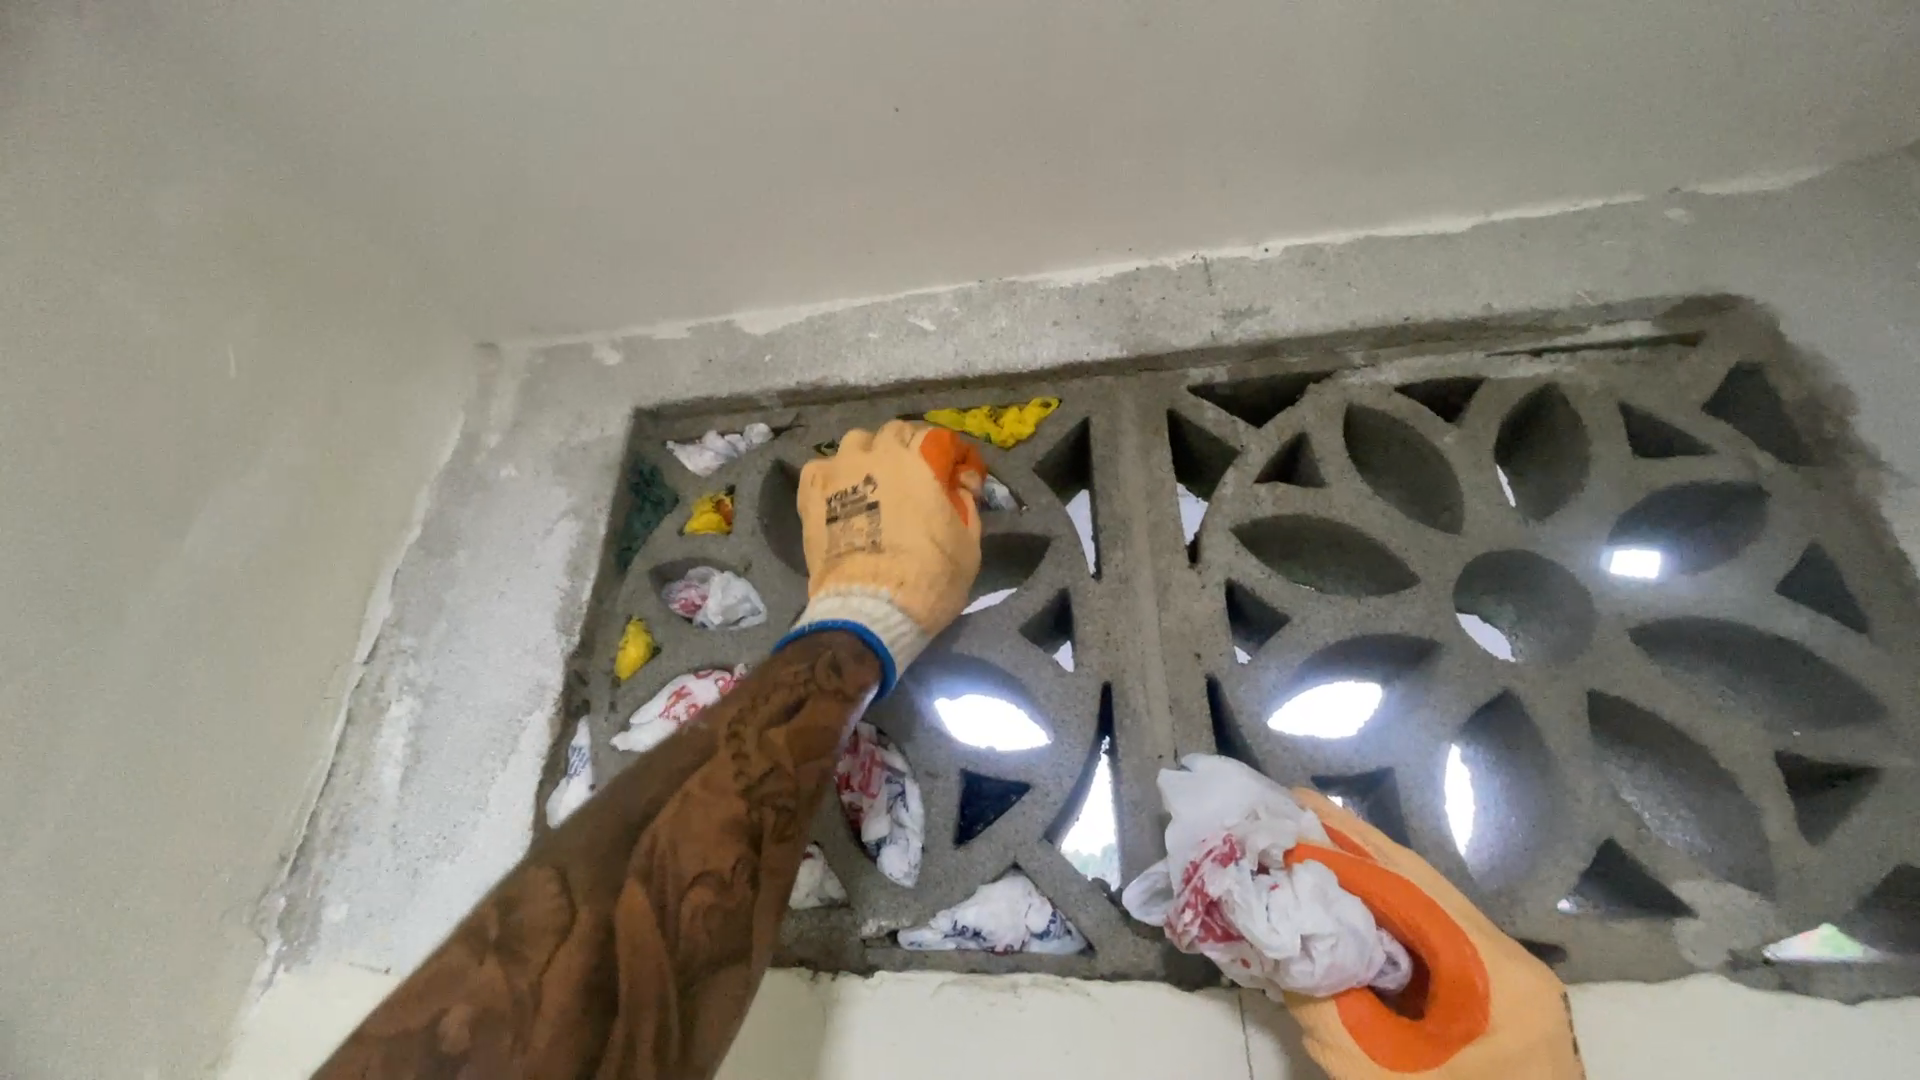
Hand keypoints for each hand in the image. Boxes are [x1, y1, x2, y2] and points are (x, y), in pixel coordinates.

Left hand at [780, 421, 984, 692]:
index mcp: (919, 460)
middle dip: (911, 447)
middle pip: (895, 434)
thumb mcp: (968, 541)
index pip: (939, 437)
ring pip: (855, 444)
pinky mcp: (810, 495)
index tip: (962, 474)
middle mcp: (876, 454)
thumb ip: (965, 503)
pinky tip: (842, 493)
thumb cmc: (930, 576)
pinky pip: (821, 468)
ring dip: (869, 455)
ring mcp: (838, 471)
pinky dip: (834, 474)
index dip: (955, 454)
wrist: (871, 607)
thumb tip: (960, 485)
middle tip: (919, 474)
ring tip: (875, 480)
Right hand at [1281, 789, 1584, 1078]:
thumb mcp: (1375, 1072)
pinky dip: (1380, 905)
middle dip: (1353, 841)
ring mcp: (1503, 974)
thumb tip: (1274, 943)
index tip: (1290, 817)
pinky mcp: (1489, 990)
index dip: (1344, 850)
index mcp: (1497, 974)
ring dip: (1365, 868)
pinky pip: (1426, 931)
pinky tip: (1341, 892)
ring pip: (1424, 901)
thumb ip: (1320, 1003)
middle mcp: (1508, 959)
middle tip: (1294, 804)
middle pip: (1420, 881)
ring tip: (1309, 834)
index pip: (1410, 889)